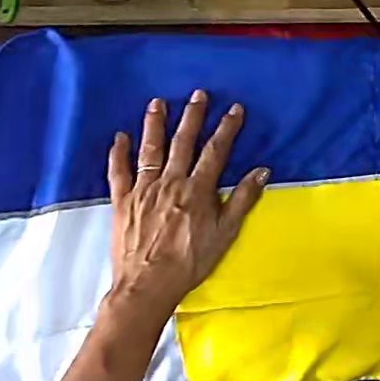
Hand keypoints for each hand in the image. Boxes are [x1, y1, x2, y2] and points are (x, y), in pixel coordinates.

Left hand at [105, 90, 268, 323]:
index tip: (235, 109)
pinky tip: (119, 138)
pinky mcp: (121, 202)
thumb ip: (242, 198)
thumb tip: (261, 171)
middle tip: (198, 95)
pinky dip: (118, 154)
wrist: (147, 285)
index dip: (227, 128)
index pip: (216, 151)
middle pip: (183, 143)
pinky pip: (118, 172)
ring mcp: (142, 191)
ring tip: (158, 104)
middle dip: (193, 117)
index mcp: (197, 190)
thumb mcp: (226, 231)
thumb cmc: (192, 260)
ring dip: (155, 125)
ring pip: (150, 150)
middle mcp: (169, 183)